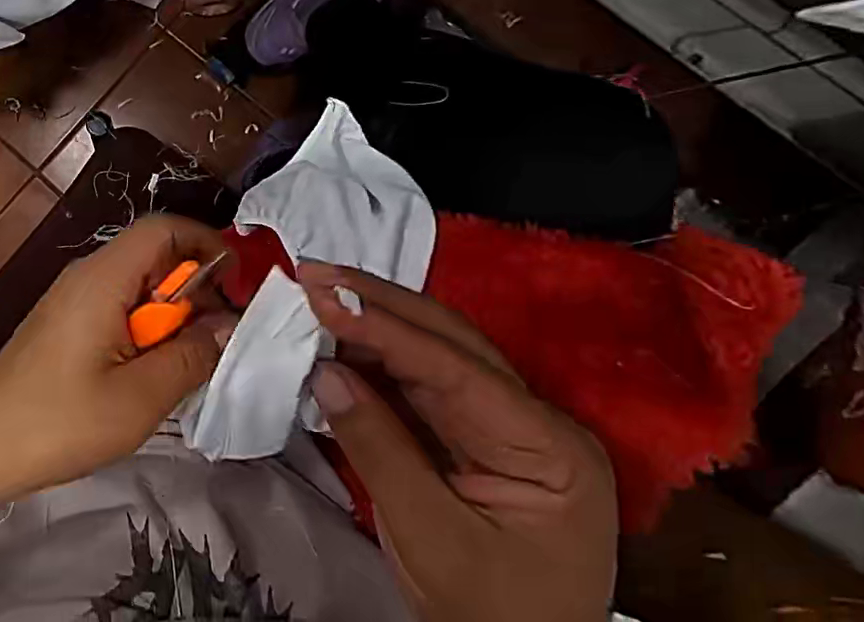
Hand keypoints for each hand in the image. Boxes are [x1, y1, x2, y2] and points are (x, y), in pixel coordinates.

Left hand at [0, 216, 235, 504]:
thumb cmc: (58, 423)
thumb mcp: (139, 397)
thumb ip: (192, 355)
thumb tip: (229, 324)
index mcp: (104, 277)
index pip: (164, 228)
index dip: (207, 243)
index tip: (234, 283)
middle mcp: (88, 274)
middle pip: (154, 253)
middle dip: (194, 286)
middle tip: (215, 334)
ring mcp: (74, 296)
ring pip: (140, 281)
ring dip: (171, 311)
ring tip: (184, 358)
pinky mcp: (67, 319)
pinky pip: (120, 302)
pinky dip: (147, 324)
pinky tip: (149, 368)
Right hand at [299, 261, 616, 621]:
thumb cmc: (490, 618)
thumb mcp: (432, 544)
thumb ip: (379, 450)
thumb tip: (324, 372)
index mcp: (548, 444)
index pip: (456, 366)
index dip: (385, 326)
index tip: (325, 294)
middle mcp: (530, 415)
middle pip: (448, 340)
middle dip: (378, 304)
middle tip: (314, 276)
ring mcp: (500, 420)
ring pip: (430, 352)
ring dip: (371, 324)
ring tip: (316, 299)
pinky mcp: (469, 432)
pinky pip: (418, 384)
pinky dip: (373, 362)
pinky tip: (337, 343)